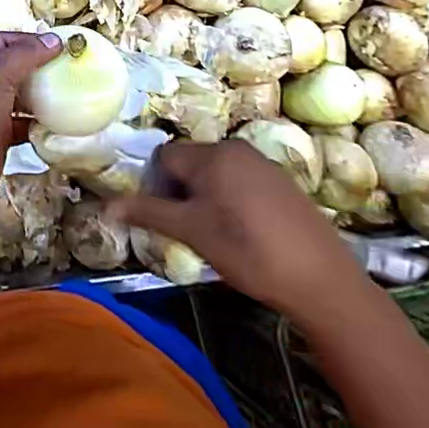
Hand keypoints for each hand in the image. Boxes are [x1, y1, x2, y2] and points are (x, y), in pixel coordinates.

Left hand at [0, 31, 61, 202]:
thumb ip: (25, 54)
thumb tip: (54, 39)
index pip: (3, 40)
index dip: (28, 39)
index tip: (56, 45)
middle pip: (14, 67)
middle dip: (39, 66)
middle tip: (67, 69)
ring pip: (21, 96)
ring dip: (42, 95)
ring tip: (68, 94)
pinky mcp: (0, 135)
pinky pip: (25, 124)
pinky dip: (40, 123)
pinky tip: (59, 124)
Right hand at [111, 140, 370, 316]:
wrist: (322, 279)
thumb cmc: (249, 251)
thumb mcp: (192, 232)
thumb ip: (148, 213)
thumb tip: (106, 207)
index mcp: (212, 154)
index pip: (165, 156)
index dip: (157, 185)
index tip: (166, 218)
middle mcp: (236, 147)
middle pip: (190, 162)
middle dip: (181, 191)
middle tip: (188, 228)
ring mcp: (261, 162)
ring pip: (215, 172)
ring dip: (205, 196)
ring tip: (214, 233)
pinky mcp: (280, 180)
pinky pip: (239, 179)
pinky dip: (229, 199)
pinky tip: (242, 232)